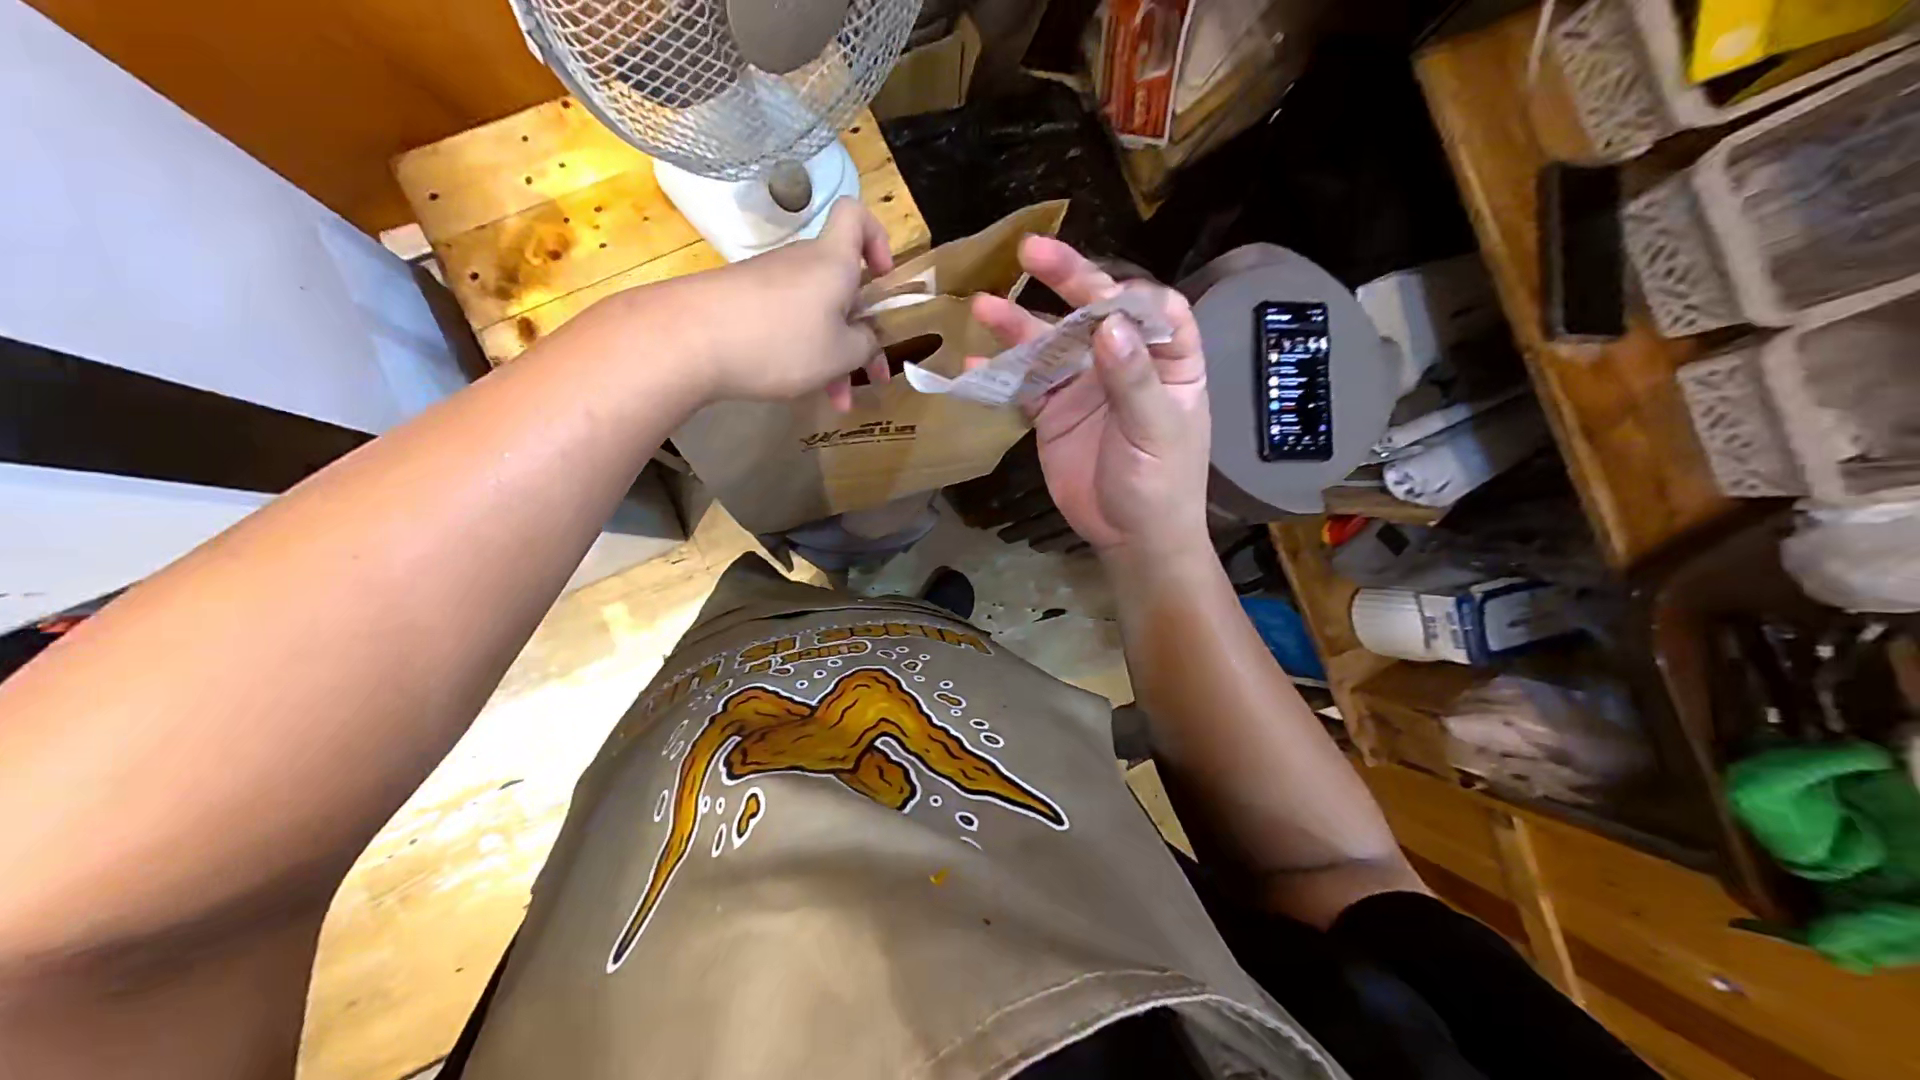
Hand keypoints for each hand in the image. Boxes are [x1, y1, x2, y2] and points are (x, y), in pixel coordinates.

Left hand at [636, 197, 894, 410]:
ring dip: (831, 357)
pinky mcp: (742, 303)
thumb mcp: (840, 354)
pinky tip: (797, 388)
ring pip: (815, 315)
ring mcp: (768, 282)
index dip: (877, 238)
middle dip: (859, 334)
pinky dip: (799, 354)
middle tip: (870, 377)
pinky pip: (785, 324)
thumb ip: (865, 345)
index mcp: (834, 262)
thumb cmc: (781, 342)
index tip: (882, 276)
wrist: (689, 340)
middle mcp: (802, 263)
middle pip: (840, 286)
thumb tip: (865, 338)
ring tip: (834, 401)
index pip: (856, 216)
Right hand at [971, 236, 1210, 559]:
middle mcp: (1124, 361)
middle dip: (1066, 281)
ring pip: (1051, 344)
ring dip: (1018, 326)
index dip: (1128, 294)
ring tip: (982, 306)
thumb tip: (1107, 323)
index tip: (1102, 294)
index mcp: (1169, 360)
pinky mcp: (1053, 411)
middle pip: (1096, 311)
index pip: (1155, 308)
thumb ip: (1133, 379)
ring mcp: (1085, 384)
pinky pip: (1025, 385)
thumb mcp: (1156, 432)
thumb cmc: (1162, 484)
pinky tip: (973, 363)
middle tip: (1029, 253)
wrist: (1130, 537)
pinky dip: (1000, 374)